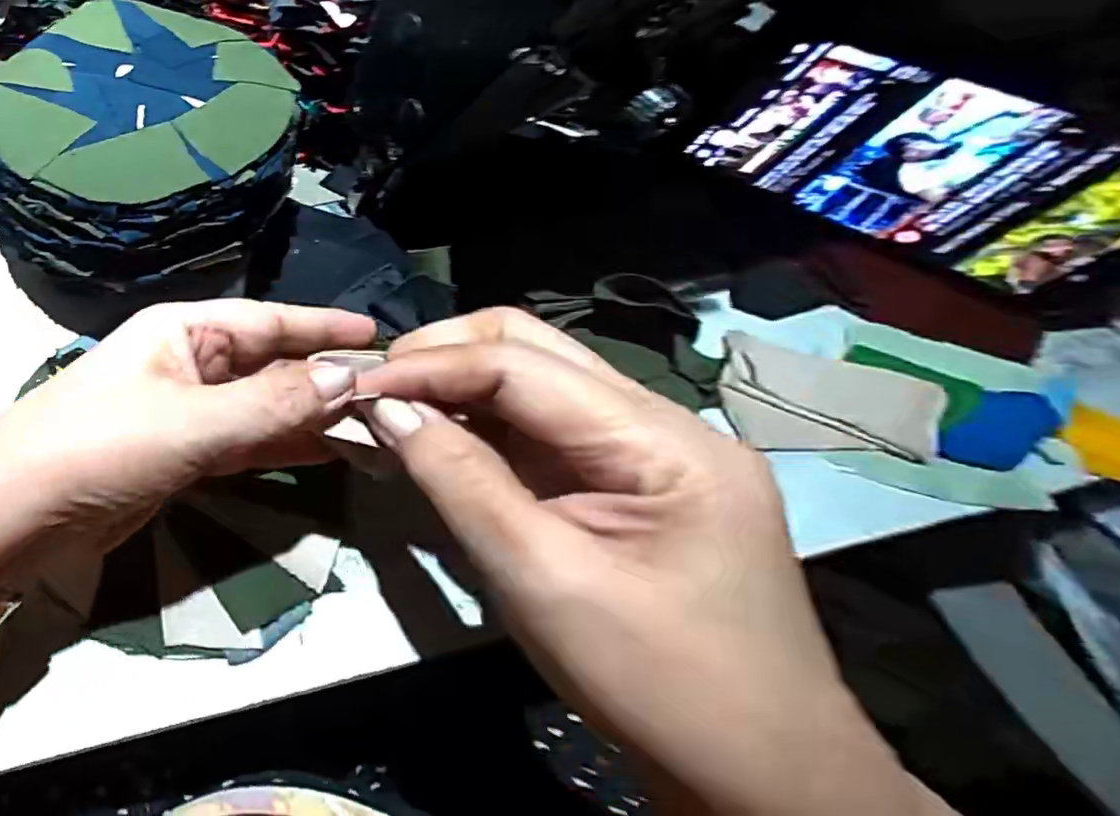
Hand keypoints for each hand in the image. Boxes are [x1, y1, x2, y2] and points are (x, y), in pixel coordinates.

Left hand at [0, 300, 375, 587]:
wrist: (10, 521)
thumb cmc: (94, 448)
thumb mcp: (185, 423)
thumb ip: (267, 404)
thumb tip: (346, 378)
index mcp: (183, 331)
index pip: (268, 321)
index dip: (322, 326)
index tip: (377, 334)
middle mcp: (189, 362)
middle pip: (272, 365)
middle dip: (326, 379)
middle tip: (392, 396)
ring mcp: (188, 411)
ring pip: (264, 407)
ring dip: (313, 419)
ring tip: (373, 430)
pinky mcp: (184, 455)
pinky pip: (247, 443)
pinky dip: (283, 448)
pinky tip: (325, 453)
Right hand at [355, 308, 944, 815]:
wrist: (759, 780)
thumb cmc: (657, 686)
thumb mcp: (541, 580)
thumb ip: (460, 480)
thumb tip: (387, 410)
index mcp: (661, 440)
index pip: (521, 365)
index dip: (431, 367)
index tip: (361, 387)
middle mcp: (658, 421)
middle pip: (531, 347)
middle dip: (443, 356)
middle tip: (378, 388)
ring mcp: (643, 445)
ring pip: (531, 377)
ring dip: (457, 384)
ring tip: (395, 407)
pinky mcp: (622, 473)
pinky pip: (538, 423)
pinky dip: (479, 420)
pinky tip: (438, 434)